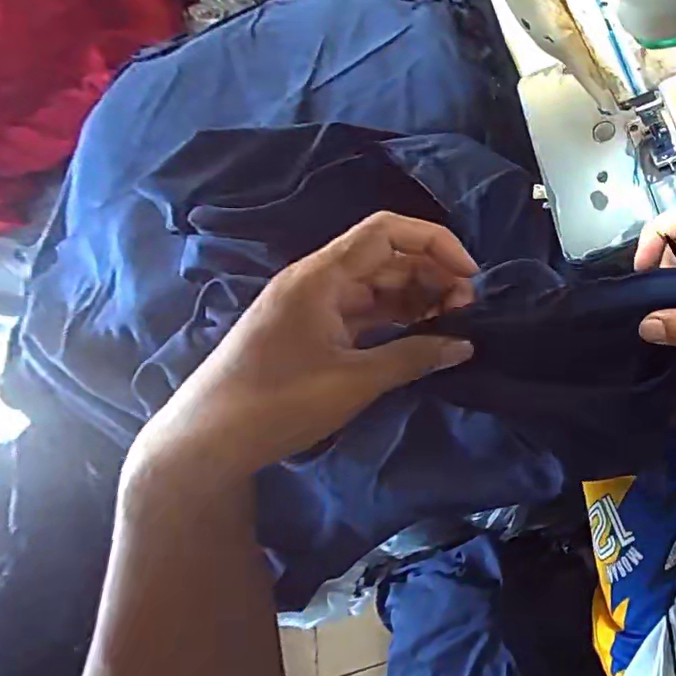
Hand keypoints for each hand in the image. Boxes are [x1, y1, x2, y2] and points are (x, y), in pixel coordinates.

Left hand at [131, 212, 478, 481]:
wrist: (206, 442)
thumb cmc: (277, 403)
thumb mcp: (354, 382)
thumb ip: (414, 358)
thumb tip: (464, 345)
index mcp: (321, 276)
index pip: (387, 232)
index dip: (435, 243)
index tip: (470, 275)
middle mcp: (319, 280)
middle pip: (388, 257)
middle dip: (433, 274)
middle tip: (467, 310)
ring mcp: (316, 305)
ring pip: (380, 284)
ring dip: (419, 297)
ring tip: (452, 323)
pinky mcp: (316, 329)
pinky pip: (367, 310)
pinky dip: (398, 317)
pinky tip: (423, 334)